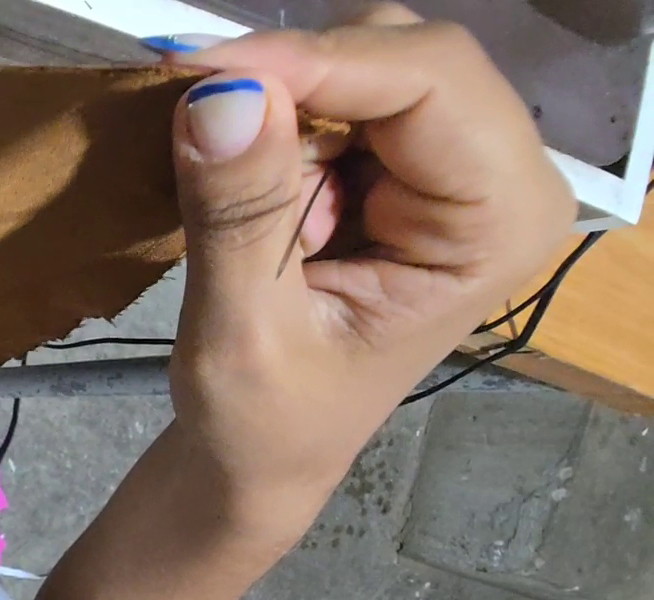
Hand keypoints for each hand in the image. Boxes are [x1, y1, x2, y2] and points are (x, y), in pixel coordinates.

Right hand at [150, 4, 574, 522]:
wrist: (257, 458)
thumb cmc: (258, 421)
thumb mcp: (239, 332)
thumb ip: (237, 217)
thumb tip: (214, 97)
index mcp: (491, 222)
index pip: (427, 84)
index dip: (310, 60)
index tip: (190, 71)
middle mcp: (489, 179)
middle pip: (400, 63)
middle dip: (287, 94)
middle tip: (194, 149)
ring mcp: (438, 177)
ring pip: (356, 79)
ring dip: (268, 123)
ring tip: (224, 210)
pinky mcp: (386, 184)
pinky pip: (324, 118)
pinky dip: (260, 140)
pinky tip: (232, 195)